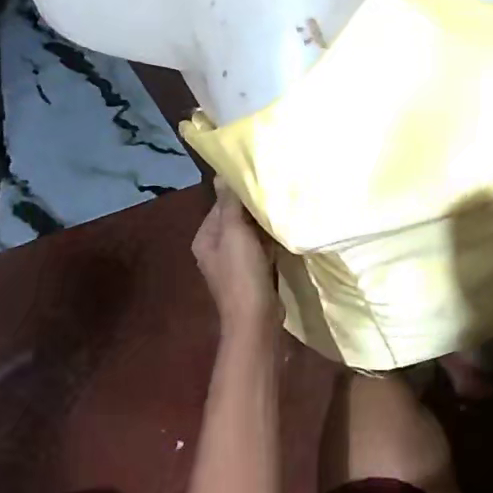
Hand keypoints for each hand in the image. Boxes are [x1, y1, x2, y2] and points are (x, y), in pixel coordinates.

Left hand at [193, 181, 279, 339]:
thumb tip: (222, 174)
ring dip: (265, 223)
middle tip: (278, 189)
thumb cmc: (242, 273)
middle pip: (237, 218)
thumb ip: (230, 204)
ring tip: (285, 205)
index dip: (239, 192)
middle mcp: (217, 248)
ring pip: (252, 233)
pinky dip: (272, 239)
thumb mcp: (234, 234)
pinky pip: (263, 247)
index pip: (221, 205)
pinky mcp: (254, 272)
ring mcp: (236, 262)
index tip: (262, 178)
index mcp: (205, 238)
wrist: (256, 318)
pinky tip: (286, 231)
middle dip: (254, 207)